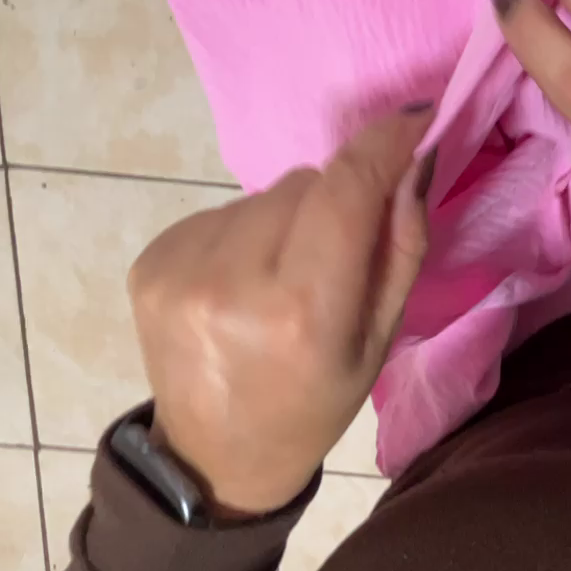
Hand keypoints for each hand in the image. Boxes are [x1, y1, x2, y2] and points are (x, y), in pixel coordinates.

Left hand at [126, 109, 433, 515]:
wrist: (217, 454)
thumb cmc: (319, 401)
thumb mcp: (381, 339)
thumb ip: (402, 249)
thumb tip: (413, 165)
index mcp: (303, 308)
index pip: (347, 190)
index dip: (385, 143)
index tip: (418, 115)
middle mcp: (234, 277)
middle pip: (308, 183)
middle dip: (341, 199)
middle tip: (344, 252)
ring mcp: (181, 264)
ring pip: (267, 193)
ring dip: (294, 216)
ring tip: (289, 274)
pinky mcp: (151, 258)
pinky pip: (226, 211)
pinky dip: (251, 232)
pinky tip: (248, 279)